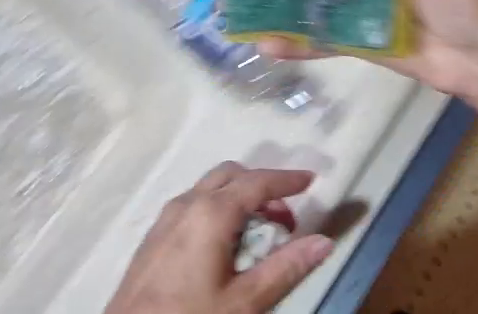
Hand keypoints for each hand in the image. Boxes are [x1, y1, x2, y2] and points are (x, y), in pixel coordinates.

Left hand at [104, 163, 334, 313]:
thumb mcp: (244, 303)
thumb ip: (285, 268)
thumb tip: (324, 241)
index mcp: (211, 213)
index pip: (258, 182)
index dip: (287, 180)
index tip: (311, 180)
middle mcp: (187, 204)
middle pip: (232, 175)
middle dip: (262, 186)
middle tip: (285, 216)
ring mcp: (166, 218)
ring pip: (210, 188)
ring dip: (239, 196)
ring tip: (259, 229)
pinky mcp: (154, 236)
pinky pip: (193, 204)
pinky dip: (217, 207)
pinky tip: (224, 242)